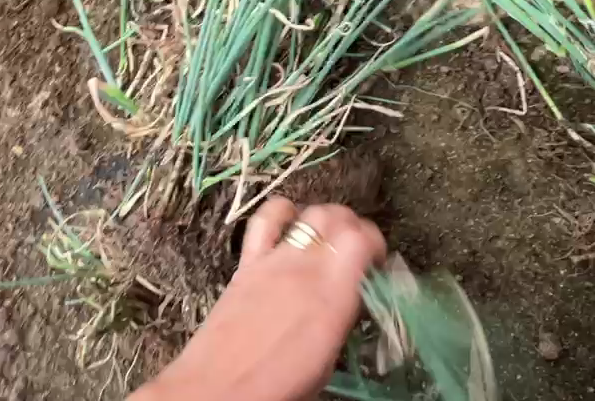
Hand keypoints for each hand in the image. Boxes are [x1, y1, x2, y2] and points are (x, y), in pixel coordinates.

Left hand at [130, 198, 384, 400]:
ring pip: (312, 212)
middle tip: (357, 249)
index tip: (377, 261)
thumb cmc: (277, 390)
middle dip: (355, 226)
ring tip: (330, 235)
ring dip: (327, 217)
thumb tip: (349, 302)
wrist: (216, 392)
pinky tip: (290, 222)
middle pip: (340, 218)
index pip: (363, 240)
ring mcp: (277, 259)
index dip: (376, 243)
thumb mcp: (325, 363)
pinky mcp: (249, 261)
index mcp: (333, 297)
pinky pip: (267, 218)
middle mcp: (308, 269)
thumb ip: (340, 321)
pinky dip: (283, 212)